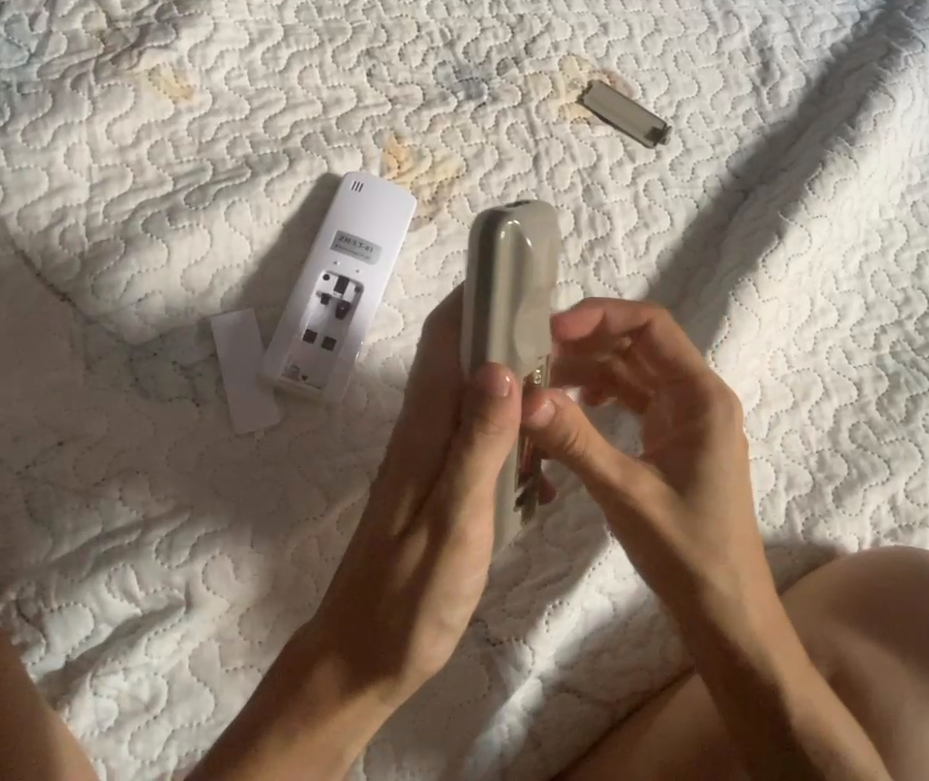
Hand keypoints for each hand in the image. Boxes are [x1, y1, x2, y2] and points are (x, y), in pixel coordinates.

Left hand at [191, 287, 521, 779]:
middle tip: (566, 334)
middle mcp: (422, 433)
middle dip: (506, 334)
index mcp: (423, 430)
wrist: (362, 656)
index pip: (443, 338)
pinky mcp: (438, 489)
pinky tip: (542, 459)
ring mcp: (429, 462)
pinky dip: (511, 435)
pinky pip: (478, 442)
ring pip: (473, 399)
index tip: (521, 273)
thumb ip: (477, 444)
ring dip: (513, 384)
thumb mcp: (455, 520)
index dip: (475, 296)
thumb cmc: (411, 594)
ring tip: (566, 386)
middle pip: (460, 359)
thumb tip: (497, 365)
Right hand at [520, 299, 772, 624]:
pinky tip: (567, 404)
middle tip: (531, 352)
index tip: (550, 329)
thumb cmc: (687, 552)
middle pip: (638, 344)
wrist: (725, 614)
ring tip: (538, 377)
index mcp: (702, 396)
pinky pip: (631, 399)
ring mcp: (686, 418)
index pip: (652, 327)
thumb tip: (523, 396)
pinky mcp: (672, 440)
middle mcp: (697, 396)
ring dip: (586, 368)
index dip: (600, 316)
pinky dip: (597, 394)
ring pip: (631, 371)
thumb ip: (575, 440)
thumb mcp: (625, 493)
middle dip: (585, 342)